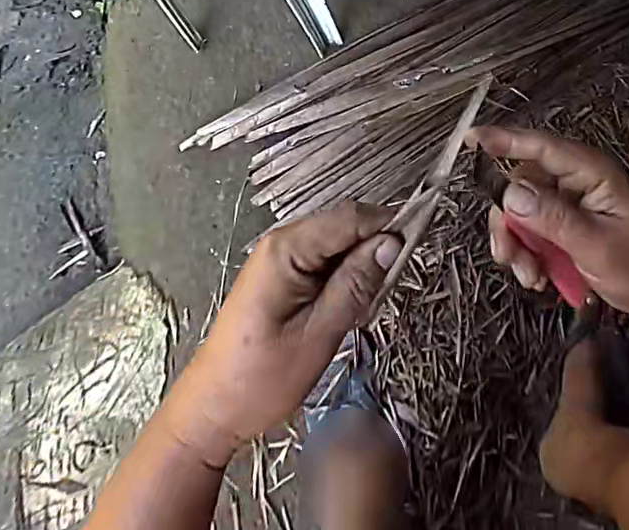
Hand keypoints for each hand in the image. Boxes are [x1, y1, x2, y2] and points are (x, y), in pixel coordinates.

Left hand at [158, 202, 400, 466]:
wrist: (210, 412)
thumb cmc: (258, 381)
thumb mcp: (317, 335)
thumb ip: (356, 284)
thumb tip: (392, 243)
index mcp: (286, 249)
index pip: (350, 217)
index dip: (388, 224)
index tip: (418, 243)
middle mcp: (283, 241)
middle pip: (347, 224)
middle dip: (377, 246)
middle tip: (393, 284)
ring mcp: (283, 255)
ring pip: (341, 241)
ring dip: (363, 264)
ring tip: (371, 302)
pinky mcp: (286, 272)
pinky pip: (329, 258)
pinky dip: (348, 275)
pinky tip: (351, 305)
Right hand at [471, 126, 628, 323]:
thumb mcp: (599, 245)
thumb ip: (554, 219)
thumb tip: (510, 193)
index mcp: (592, 171)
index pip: (542, 147)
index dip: (504, 139)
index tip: (471, 138)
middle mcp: (576, 180)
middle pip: (521, 182)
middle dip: (509, 220)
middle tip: (507, 255)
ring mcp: (568, 202)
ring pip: (519, 209)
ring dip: (515, 242)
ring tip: (529, 275)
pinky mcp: (562, 224)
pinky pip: (528, 229)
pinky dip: (524, 252)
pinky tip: (536, 275)